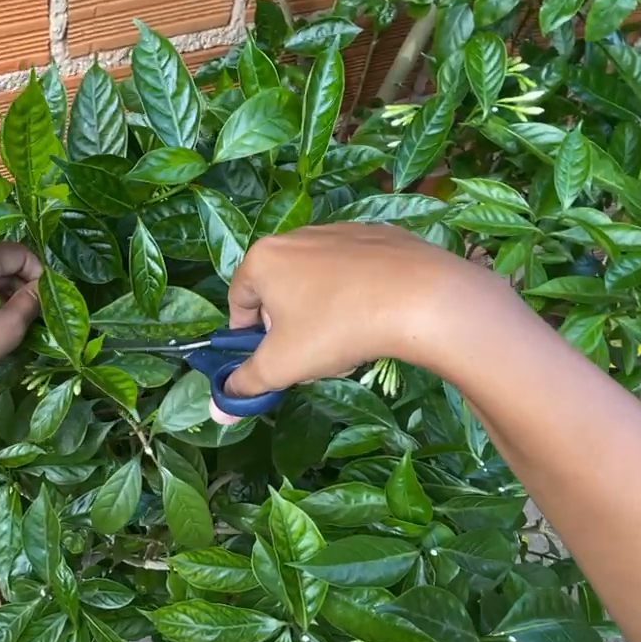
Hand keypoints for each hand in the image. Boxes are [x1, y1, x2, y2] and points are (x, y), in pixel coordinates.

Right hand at [222, 223, 519, 397]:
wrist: (423, 299)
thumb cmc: (336, 328)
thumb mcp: (281, 366)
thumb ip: (244, 386)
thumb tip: (217, 410)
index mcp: (264, 259)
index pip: (238, 300)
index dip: (249, 336)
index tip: (272, 357)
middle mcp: (296, 236)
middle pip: (278, 291)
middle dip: (289, 327)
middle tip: (311, 354)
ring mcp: (341, 230)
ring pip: (316, 282)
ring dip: (321, 314)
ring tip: (347, 341)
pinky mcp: (380, 234)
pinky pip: (354, 271)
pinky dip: (356, 296)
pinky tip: (375, 318)